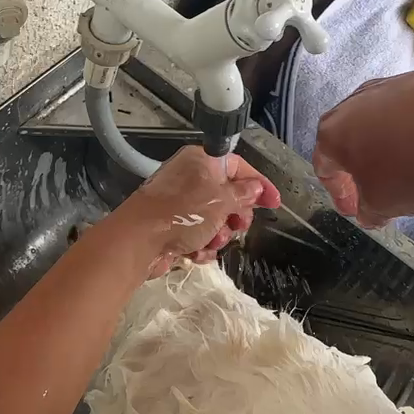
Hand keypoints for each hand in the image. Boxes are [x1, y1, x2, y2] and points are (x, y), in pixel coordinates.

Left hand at [103, 146, 280, 276]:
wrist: (139, 241)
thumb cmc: (182, 213)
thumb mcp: (221, 200)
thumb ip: (244, 193)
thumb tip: (255, 188)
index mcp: (201, 161)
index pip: (238, 166)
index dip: (258, 184)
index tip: (274, 203)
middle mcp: (190, 179)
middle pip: (228, 196)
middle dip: (235, 215)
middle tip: (237, 225)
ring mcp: (179, 205)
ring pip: (215, 221)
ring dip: (219, 235)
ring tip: (211, 240)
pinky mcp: (173, 228)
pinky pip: (199, 237)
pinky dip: (202, 246)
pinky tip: (196, 252)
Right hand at [311, 64, 413, 227]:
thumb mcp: (386, 203)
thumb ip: (372, 211)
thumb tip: (370, 212)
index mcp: (332, 134)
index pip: (326, 169)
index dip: (341, 195)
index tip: (358, 209)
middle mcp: (356, 105)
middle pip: (357, 145)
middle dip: (373, 174)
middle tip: (387, 194)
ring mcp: (391, 88)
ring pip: (391, 131)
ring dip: (405, 157)